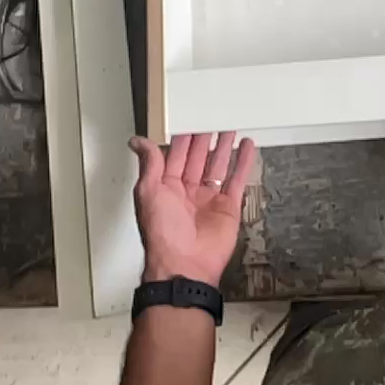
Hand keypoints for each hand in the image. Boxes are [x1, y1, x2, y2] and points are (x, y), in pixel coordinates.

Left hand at [130, 131, 257, 286]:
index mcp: (166, 188)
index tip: (188, 120)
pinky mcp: (228, 207)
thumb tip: (137, 141)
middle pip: (198, 159)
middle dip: (205, 140)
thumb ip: (149, 163)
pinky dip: (243, 163)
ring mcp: (209, 200)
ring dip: (224, 148)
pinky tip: (246, 148)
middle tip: (211, 119)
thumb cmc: (163, 234)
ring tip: (230, 129)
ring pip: (218, 166)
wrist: (186, 265)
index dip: (182, 140)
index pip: (176, 157)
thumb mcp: (148, 192)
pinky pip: (237, 180)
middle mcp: (188, 193)